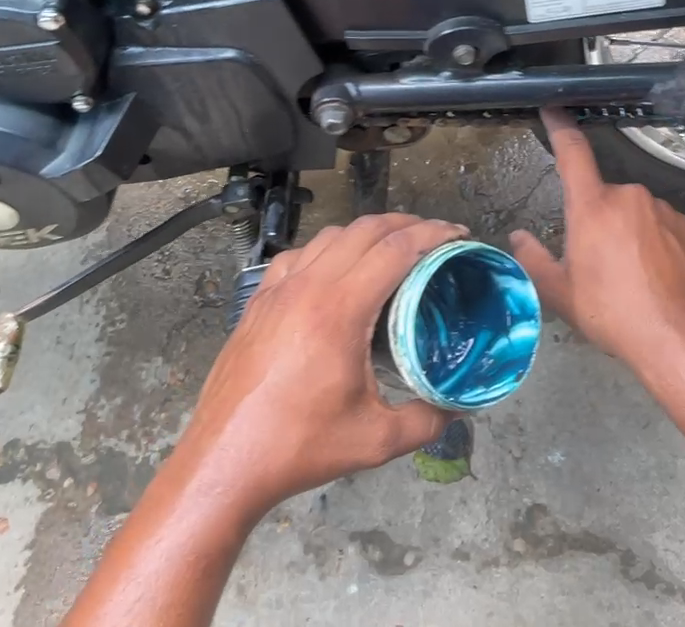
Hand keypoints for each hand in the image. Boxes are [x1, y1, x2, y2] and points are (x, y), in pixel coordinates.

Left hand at [172, 213, 463, 519]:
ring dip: (367, 232)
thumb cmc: (301, 447)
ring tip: (392, 248)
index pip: (396, 249)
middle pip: (365, 229)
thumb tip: (459, 405)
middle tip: (435, 237)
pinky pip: (298, 255)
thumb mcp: (377, 440)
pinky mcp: (257, 301)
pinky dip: (327, 249)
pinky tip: (335, 270)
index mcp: (340, 309)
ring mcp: (277, 289)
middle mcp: (308, 286)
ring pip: (330, 236)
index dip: (433, 234)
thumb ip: (427, 420)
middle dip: (406, 224)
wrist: (225, 461)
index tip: (459, 234)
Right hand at [511, 108, 684, 372]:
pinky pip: (663, 224)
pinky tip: (657, 272)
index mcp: (591, 207)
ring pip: (635, 211)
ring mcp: (662, 209)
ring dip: (629, 230)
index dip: (560, 128)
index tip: (552, 110)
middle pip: (603, 196)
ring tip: (632, 273)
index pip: (572, 154)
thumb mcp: (559, 292)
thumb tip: (519, 236)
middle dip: (598, 220)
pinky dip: (657, 241)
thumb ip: (533, 258)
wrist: (673, 336)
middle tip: (599, 262)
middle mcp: (628, 196)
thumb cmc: (609, 313)